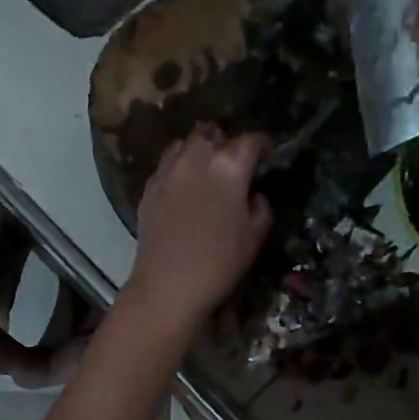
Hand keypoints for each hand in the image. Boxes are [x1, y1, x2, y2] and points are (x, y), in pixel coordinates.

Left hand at [125, 129, 273, 319]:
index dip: (264, 144)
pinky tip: (183, 186)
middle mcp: (197, 158)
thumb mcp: (255, 237)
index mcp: (229, 166)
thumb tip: (254, 194)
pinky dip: (179, 167)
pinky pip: (167, 164)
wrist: (168, 285)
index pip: (251, 140)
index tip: (268, 153)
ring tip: (206, 169)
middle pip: (215, 135)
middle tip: (235, 163)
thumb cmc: (219, 262)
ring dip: (200, 150)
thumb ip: (261, 206)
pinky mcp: (149, 186)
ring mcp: (169, 170)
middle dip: (227, 143)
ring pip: (186, 144)